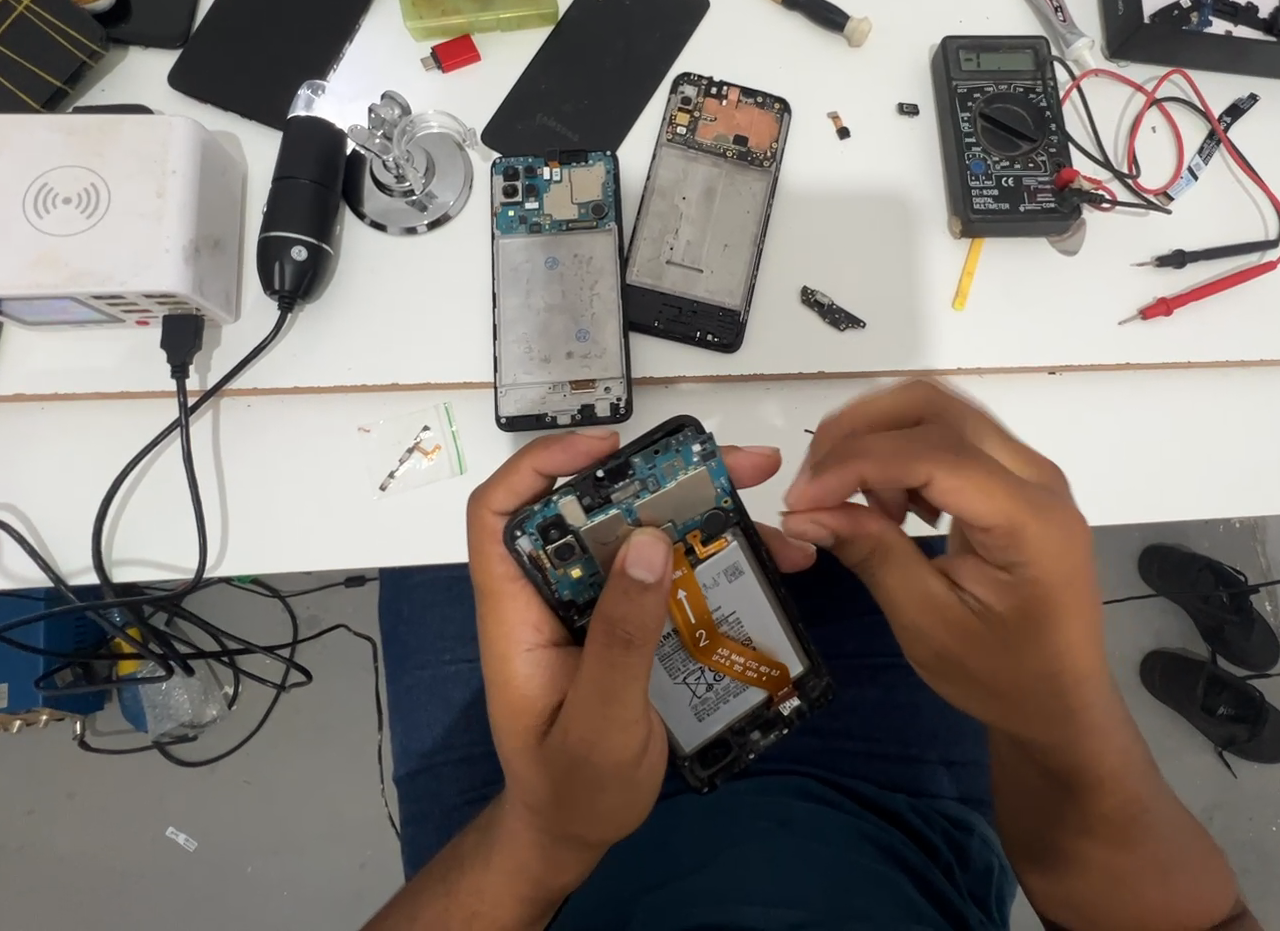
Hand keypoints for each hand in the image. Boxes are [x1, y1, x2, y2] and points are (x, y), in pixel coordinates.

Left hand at [465, 432, 815, 874]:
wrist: (581, 831)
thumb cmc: (572, 785)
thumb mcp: (599, 720)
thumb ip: (621, 637)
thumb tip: (649, 540)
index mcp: (518, 607)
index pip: (501, 512)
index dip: (541, 464)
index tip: (608, 448)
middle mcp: (556, 591)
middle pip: (598, 509)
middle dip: (666, 480)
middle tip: (741, 465)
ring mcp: (598, 604)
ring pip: (646, 536)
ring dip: (709, 518)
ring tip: (778, 521)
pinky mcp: (633, 619)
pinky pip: (673, 573)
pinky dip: (719, 562)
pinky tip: (773, 567)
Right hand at [778, 380, 1105, 742]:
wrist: (1061, 701)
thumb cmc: (1001, 675)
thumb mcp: (927, 624)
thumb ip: (871, 554)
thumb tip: (803, 512)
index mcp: (1028, 518)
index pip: (932, 453)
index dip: (856, 464)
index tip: (802, 500)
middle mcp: (1035, 474)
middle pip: (934, 407)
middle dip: (859, 431)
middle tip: (813, 484)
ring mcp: (1026, 470)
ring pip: (937, 410)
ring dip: (876, 437)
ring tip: (848, 498)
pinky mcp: (1010, 476)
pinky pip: (945, 435)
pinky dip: (898, 452)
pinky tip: (887, 504)